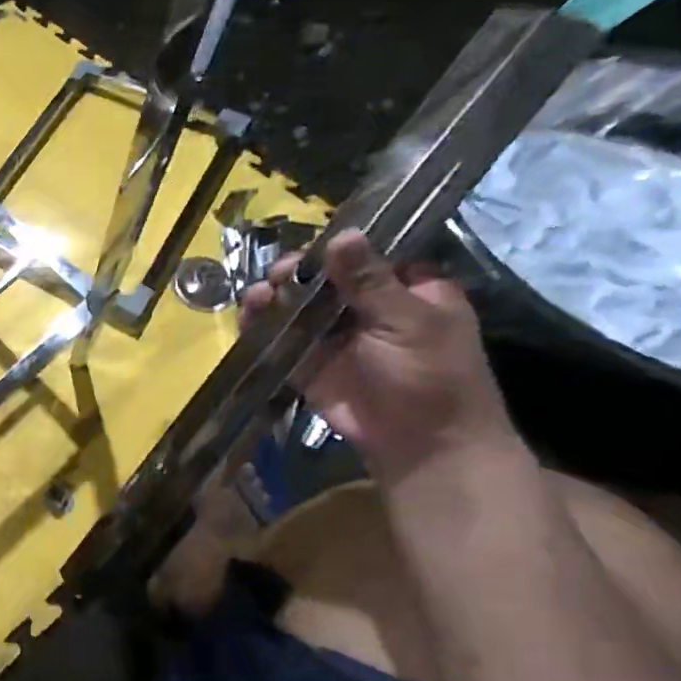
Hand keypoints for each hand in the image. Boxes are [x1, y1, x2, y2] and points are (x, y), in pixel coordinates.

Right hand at [240, 229, 519, 484]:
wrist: (420, 445)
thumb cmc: (431, 377)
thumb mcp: (407, 322)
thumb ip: (368, 280)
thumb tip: (341, 234)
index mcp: (406, 291)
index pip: (367, 255)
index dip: (337, 247)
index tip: (312, 244)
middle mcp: (366, 308)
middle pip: (323, 278)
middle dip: (297, 272)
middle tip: (281, 274)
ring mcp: (333, 335)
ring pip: (296, 304)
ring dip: (274, 295)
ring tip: (259, 294)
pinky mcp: (306, 361)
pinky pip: (278, 335)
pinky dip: (259, 324)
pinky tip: (248, 314)